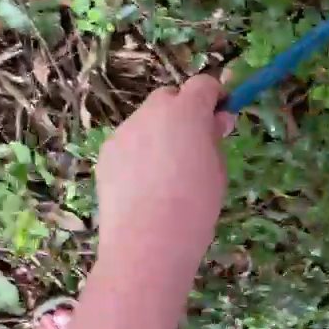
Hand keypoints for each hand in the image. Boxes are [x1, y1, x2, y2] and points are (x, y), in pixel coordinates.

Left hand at [95, 74, 233, 269]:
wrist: (148, 243)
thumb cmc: (195, 208)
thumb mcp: (217, 172)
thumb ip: (214, 140)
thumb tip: (215, 122)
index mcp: (185, 112)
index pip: (203, 85)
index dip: (214, 98)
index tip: (221, 117)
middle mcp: (150, 113)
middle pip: (169, 98)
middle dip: (182, 114)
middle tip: (194, 148)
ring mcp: (124, 132)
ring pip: (146, 123)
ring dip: (159, 136)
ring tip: (167, 177)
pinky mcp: (106, 155)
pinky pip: (129, 146)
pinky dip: (139, 157)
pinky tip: (145, 189)